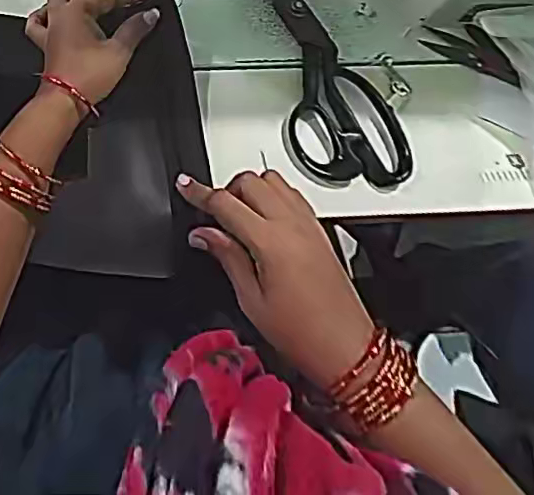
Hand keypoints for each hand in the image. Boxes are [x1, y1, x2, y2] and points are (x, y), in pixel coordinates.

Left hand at [24, 0, 158, 103]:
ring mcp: (50, 31)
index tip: (136, 0)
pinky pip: (39, 24)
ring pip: (55, 4)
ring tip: (86, 4)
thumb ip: (135, 29)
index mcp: (74, 11)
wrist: (64, 101)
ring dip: (71, 1)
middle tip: (117, 1)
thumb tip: (148, 16)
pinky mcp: (46, 46)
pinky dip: (46, 18)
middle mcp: (58, 17)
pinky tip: (54, 21)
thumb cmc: (85, 77)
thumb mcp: (119, 51)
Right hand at [176, 171, 377, 385]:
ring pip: (271, 180)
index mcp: (270, 242)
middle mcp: (291, 225)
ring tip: (239, 214)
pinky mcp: (320, 230)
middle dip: (225, 190)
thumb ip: (226, 256)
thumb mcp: (251, 300)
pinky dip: (273, 194)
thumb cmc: (302, 334)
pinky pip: (291, 193)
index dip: (198, 192)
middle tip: (214, 215)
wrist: (349, 352)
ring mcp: (309, 225)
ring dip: (251, 188)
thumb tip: (203, 233)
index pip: (225, 202)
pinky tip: (265, 215)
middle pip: (248, 181)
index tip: (184, 186)